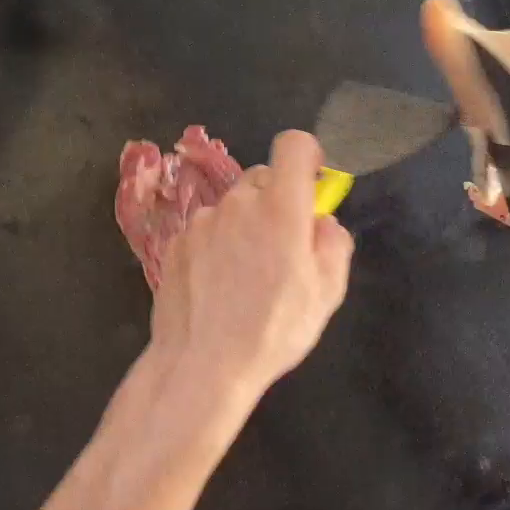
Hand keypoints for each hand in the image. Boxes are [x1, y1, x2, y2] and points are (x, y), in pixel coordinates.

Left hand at [149, 130, 355, 404]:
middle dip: (277, 202)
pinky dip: (216, 247)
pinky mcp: (175, 242)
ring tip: (245, 277)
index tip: (312, 185)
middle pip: (263, 179)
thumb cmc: (275, 328)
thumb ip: (334, 243)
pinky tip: (216, 288)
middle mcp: (238, 201)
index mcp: (280, 206)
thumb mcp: (328, 292)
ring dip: (244, 226)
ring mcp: (201, 220)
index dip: (307, 156)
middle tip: (282, 248)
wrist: (202, 366)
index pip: (294, 144)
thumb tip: (321, 222)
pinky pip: (206, 230)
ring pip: (233, 207)